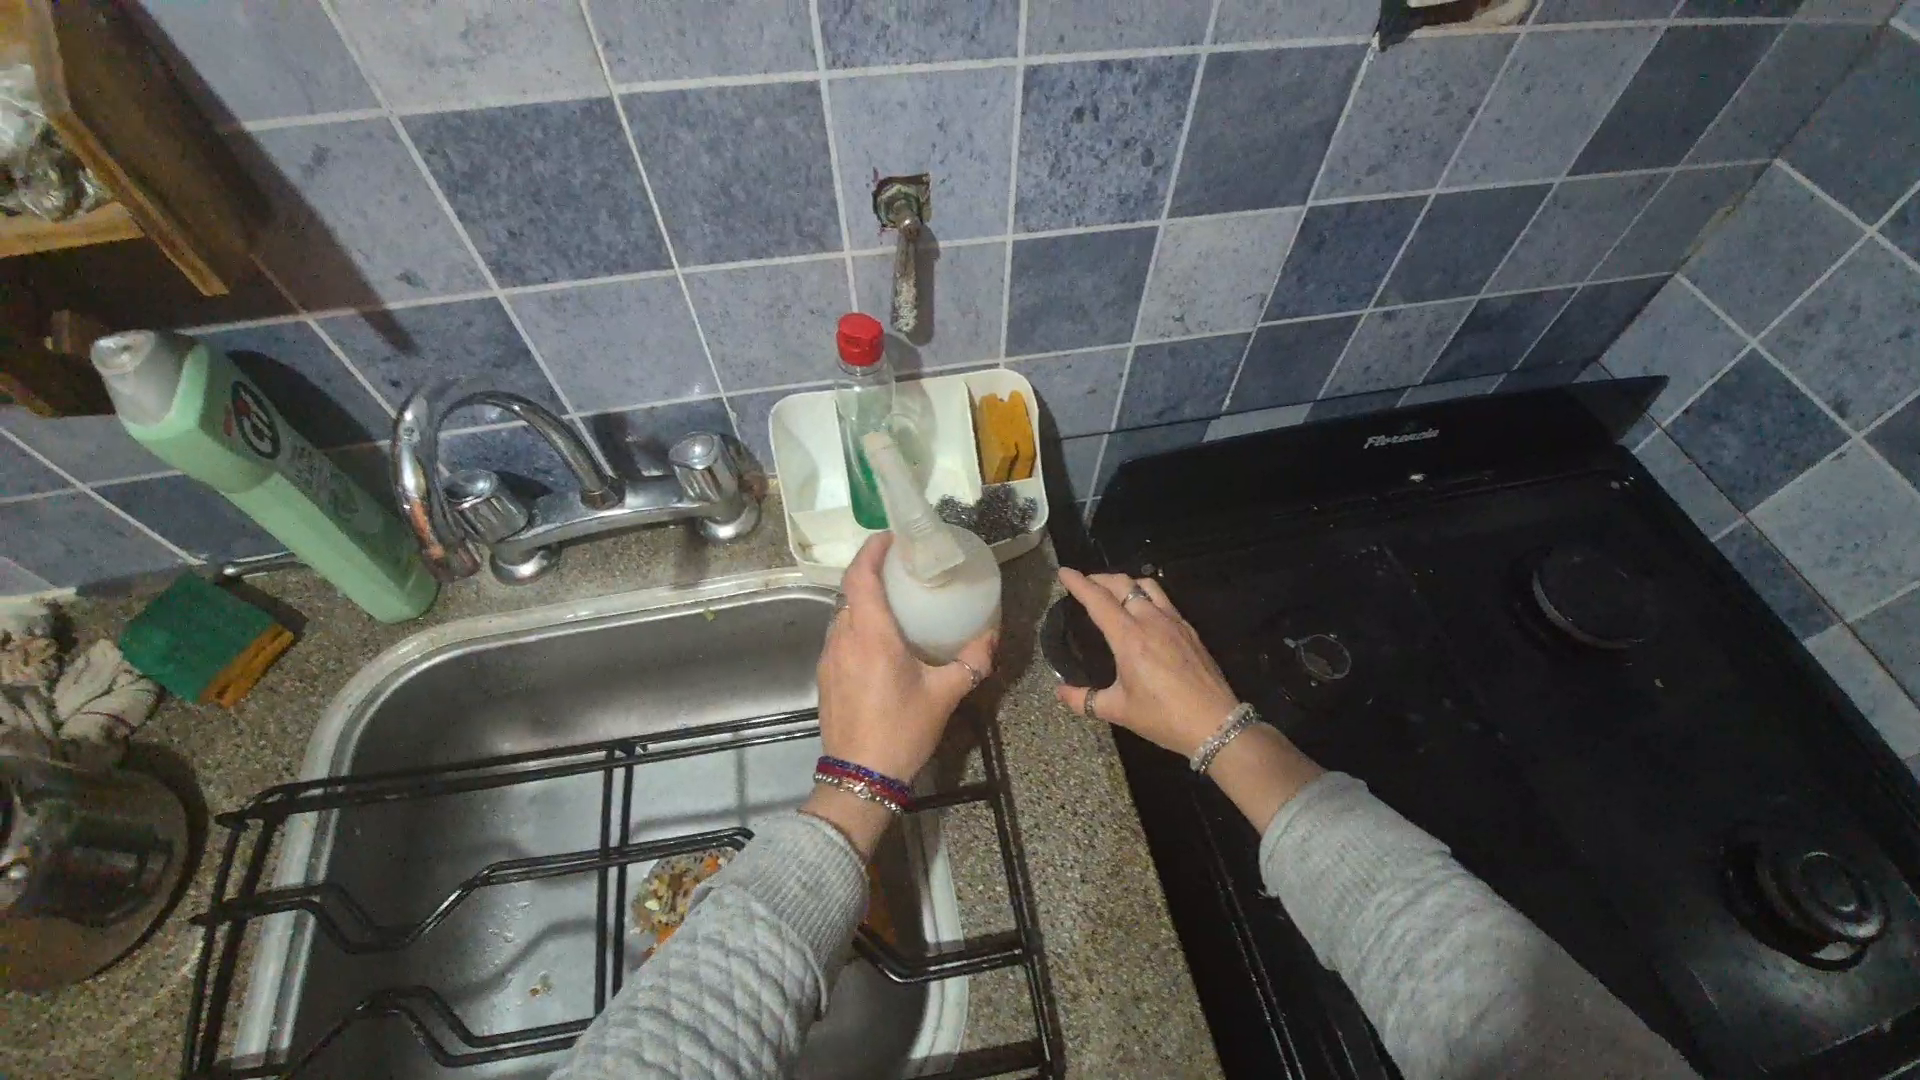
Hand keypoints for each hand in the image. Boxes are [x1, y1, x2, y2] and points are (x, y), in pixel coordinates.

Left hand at [810, 534, 997, 854]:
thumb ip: (971, 661)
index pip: (861, 576)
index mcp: (870, 634)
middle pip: (850, 592)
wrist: (860, 776)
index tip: (890, 537)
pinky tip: (880, 641)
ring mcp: (828, 658)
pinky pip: (840, 637)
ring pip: (842, 615)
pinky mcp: (825, 677)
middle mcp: (842, 638)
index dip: (872, 550)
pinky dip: (857, 626)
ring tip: (894, 603)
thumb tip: (991, 635)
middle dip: (872, 573)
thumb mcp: (944, 694)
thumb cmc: (902, 729)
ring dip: (863, 601)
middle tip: (902, 570)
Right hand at [1053, 568, 1238, 757]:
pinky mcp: (1189, 630)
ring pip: (1147, 586)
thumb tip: (1060, 693)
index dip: (1079, 583)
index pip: (1098, 600)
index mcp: (1129, 637)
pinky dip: (1147, 595)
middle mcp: (1151, 621)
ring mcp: (1174, 622)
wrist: (1214, 724)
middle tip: (1085, 582)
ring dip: (1126, 582)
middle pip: (1123, 584)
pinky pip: (1164, 600)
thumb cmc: (1162, 717)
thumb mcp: (1117, 710)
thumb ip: (1084, 699)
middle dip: (1100, 578)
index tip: (1064, 572)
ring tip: (1114, 591)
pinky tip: (1144, 611)